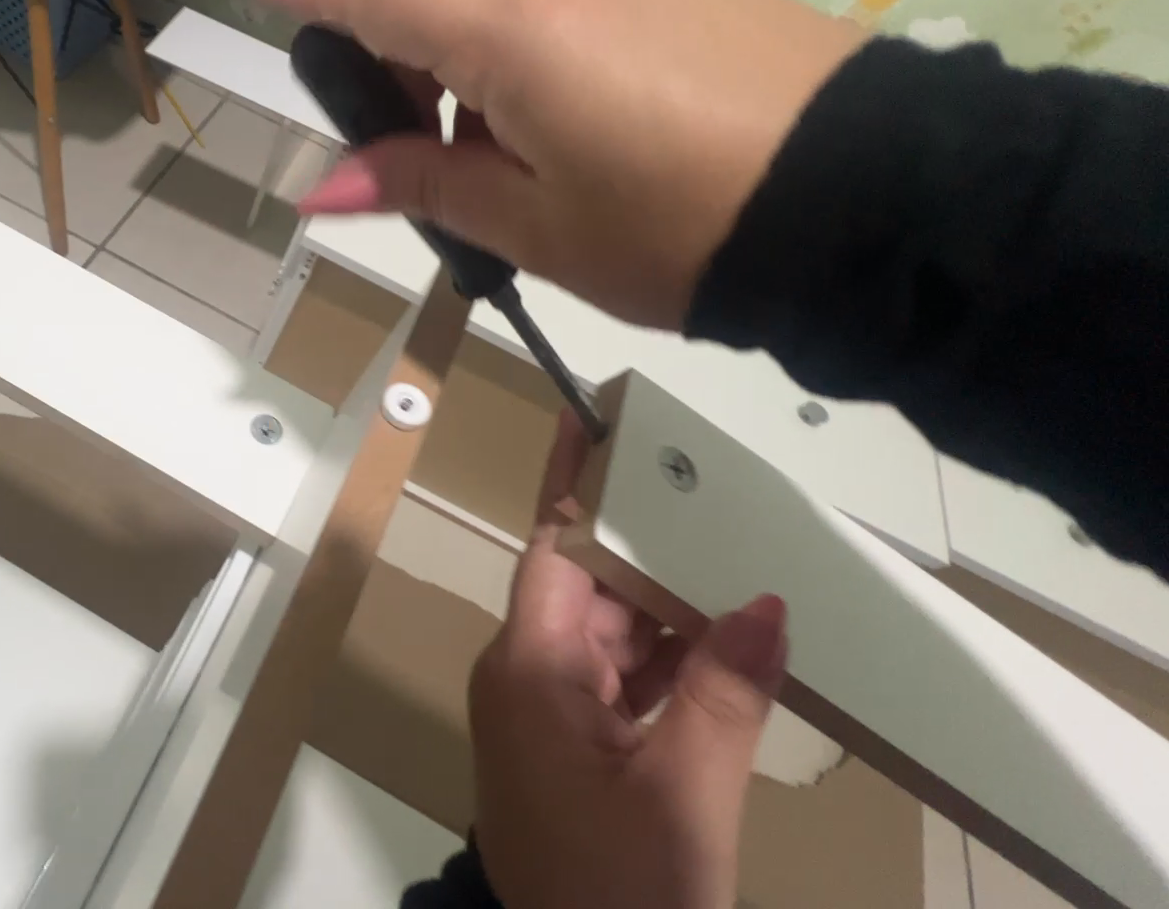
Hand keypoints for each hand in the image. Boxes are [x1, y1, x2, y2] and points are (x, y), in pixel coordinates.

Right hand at [226, 0, 865, 329]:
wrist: (881, 206)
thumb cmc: (677, 231)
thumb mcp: (529, 225)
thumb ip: (420, 185)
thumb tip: (322, 187)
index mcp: (516, 31)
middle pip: (435, 4)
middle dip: (395, 75)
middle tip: (400, 168)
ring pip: (498, 14)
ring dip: (463, 82)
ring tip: (496, 178)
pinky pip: (562, 15)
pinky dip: (522, 69)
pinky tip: (557, 139)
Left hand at [468, 412, 786, 907]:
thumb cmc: (619, 888)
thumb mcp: (684, 791)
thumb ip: (723, 691)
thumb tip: (764, 605)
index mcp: (528, 665)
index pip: (555, 549)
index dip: (575, 485)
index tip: (593, 425)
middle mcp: (522, 671)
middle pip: (582, 584)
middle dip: (640, 546)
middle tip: (700, 494)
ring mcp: (540, 706)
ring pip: (601, 630)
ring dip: (658, 604)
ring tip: (723, 557)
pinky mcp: (563, 738)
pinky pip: (610, 674)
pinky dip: (657, 658)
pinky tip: (713, 641)